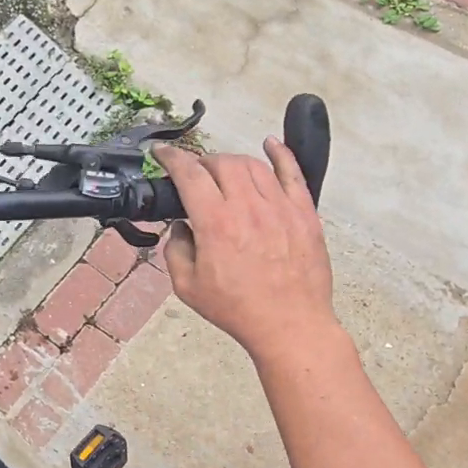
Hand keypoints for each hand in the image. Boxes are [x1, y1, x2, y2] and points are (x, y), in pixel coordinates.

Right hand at [154, 139, 337, 362]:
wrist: (289, 324)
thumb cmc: (236, 308)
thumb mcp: (186, 285)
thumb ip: (176, 250)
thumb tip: (182, 228)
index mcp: (216, 224)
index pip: (190, 174)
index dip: (172, 158)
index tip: (162, 153)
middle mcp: (248, 208)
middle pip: (222, 163)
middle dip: (202, 161)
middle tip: (193, 173)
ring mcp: (280, 208)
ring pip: (254, 165)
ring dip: (231, 161)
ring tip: (222, 171)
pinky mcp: (304, 214)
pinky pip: (294, 173)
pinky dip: (281, 154)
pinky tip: (270, 144)